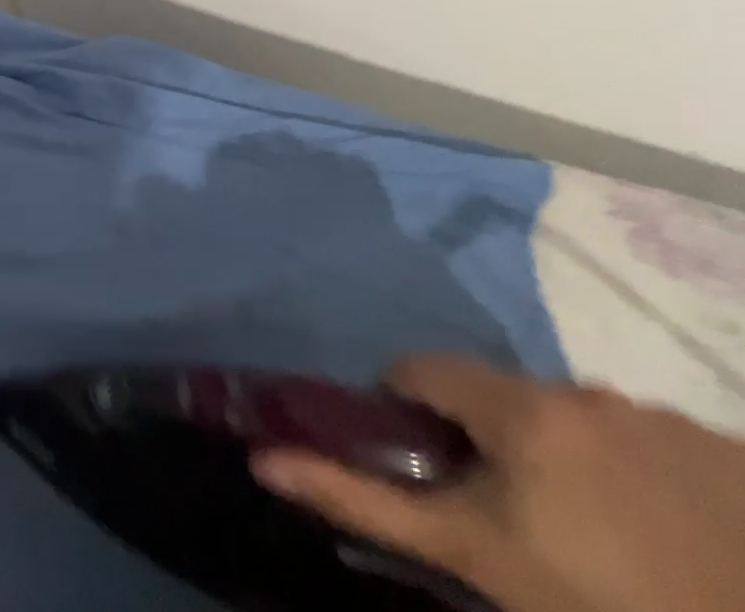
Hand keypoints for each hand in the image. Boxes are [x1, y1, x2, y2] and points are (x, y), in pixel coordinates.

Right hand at [253, 356, 744, 611]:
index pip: (421, 369)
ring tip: (575, 522)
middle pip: (496, 393)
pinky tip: (647, 526)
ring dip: (552, 448)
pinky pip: (644, 438)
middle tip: (489, 503)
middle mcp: (591, 390)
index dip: (398, 405)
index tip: (411, 458)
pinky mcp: (730, 452)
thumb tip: (261, 458)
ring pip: (570, 415)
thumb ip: (360, 498)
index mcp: (522, 407)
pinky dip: (624, 465)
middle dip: (477, 434)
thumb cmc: (591, 592)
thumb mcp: (466, 553)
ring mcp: (670, 418)